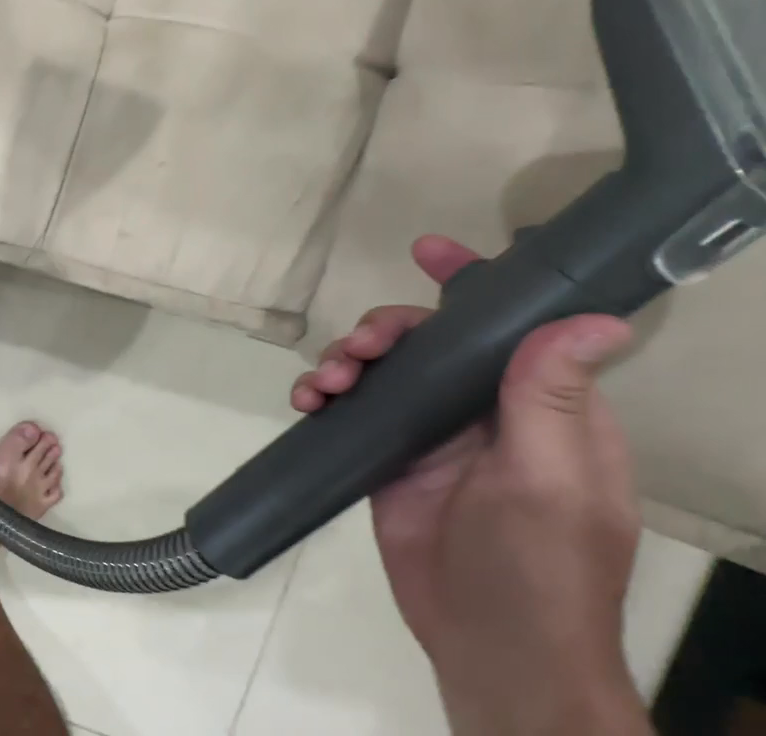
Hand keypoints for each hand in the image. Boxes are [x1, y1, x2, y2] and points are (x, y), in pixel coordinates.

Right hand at [294, 237, 648, 734]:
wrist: (487, 647)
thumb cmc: (535, 565)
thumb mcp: (548, 480)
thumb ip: (551, 399)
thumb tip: (593, 319)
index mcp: (545, 411)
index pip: (513, 329)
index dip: (475, 285)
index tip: (426, 251)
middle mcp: (488, 414)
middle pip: (430, 344)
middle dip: (387, 332)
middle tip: (357, 351)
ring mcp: (434, 437)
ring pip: (384, 371)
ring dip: (347, 361)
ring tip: (322, 383)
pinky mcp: (390, 459)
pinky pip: (353, 408)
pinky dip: (325, 395)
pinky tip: (305, 402)